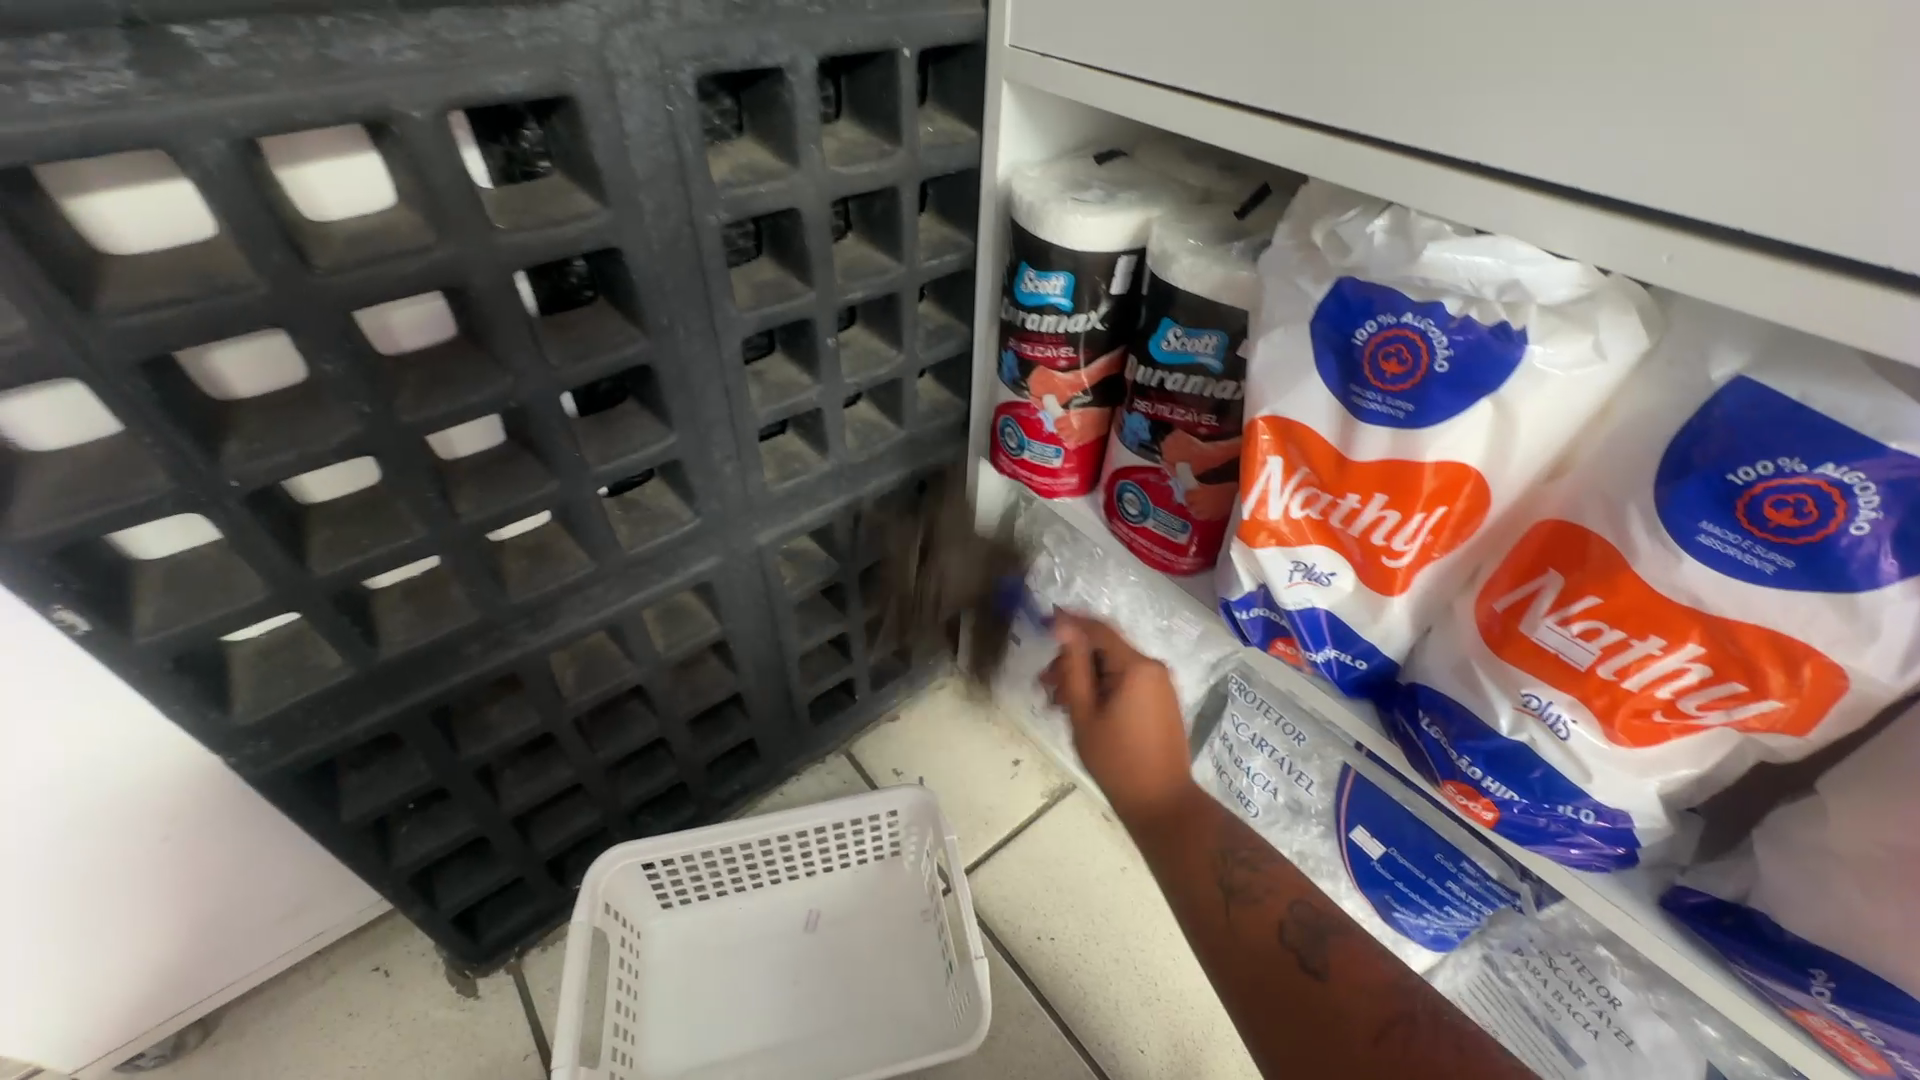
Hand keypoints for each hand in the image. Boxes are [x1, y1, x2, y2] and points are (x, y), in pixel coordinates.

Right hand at [1041, 611, 1197, 827]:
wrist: (1161, 802)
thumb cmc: (1116, 760)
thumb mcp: (1084, 712)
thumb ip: (1074, 665)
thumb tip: (1064, 626)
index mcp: (1137, 666)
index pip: (1097, 630)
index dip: (1068, 623)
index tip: (1041, 623)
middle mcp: (1154, 667)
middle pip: (1105, 649)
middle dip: (1072, 661)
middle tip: (1044, 685)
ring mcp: (1161, 684)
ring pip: (1113, 666)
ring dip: (1084, 677)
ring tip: (1057, 703)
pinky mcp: (1161, 700)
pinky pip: (1127, 681)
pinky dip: (1102, 687)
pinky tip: (1082, 709)